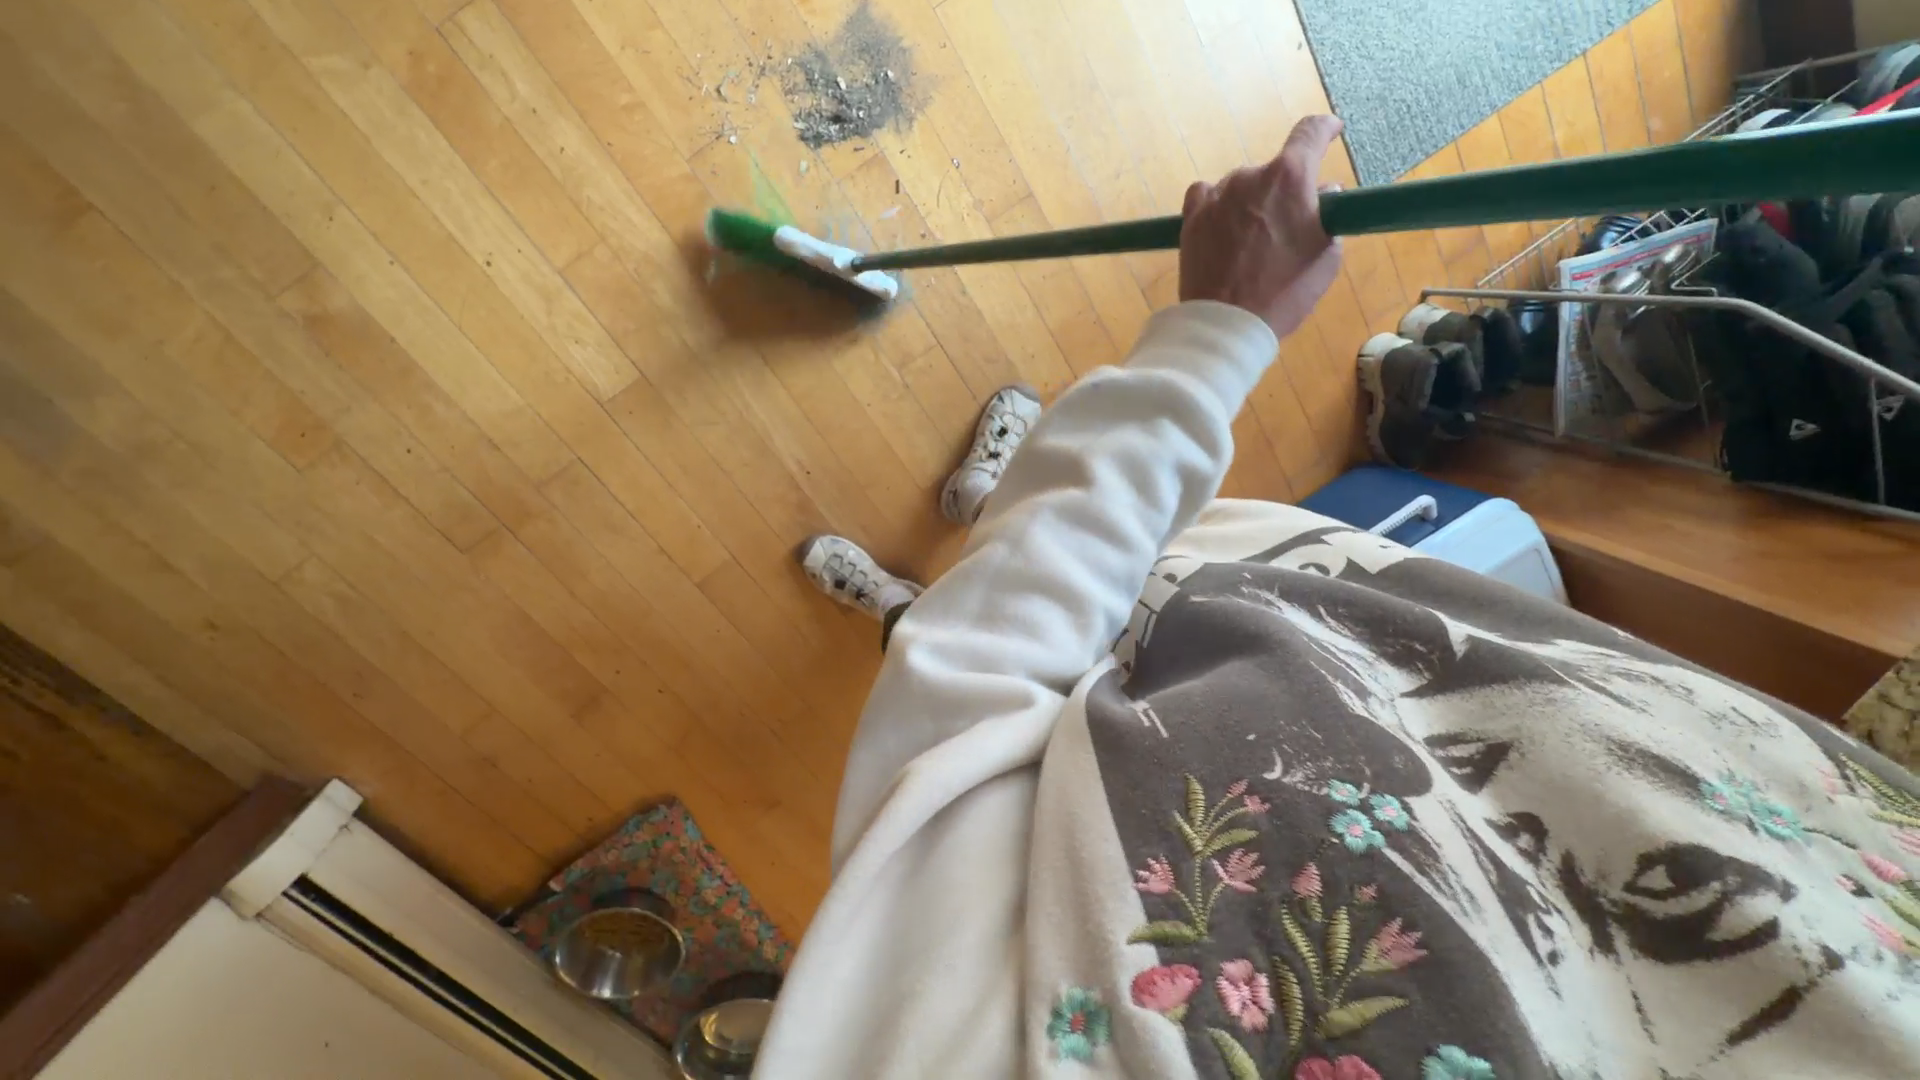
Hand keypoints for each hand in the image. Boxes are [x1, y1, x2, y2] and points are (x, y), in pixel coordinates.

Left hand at [1179, 116, 1345, 339]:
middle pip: (1273, 171)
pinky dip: (1217, 205)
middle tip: (1284, 228)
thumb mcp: (1326, 255)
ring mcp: (1216, 195)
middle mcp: (1249, 176)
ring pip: (1240, 186)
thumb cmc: (1285, 292)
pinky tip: (1221, 227)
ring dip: (1249, 202)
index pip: (1311, 132)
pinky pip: (1206, 195)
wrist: (1226, 323)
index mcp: (1290, 178)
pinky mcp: (1190, 217)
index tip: (1331, 131)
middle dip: (1282, 193)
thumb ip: (1329, 214)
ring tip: (1250, 241)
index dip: (1324, 129)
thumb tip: (1323, 192)